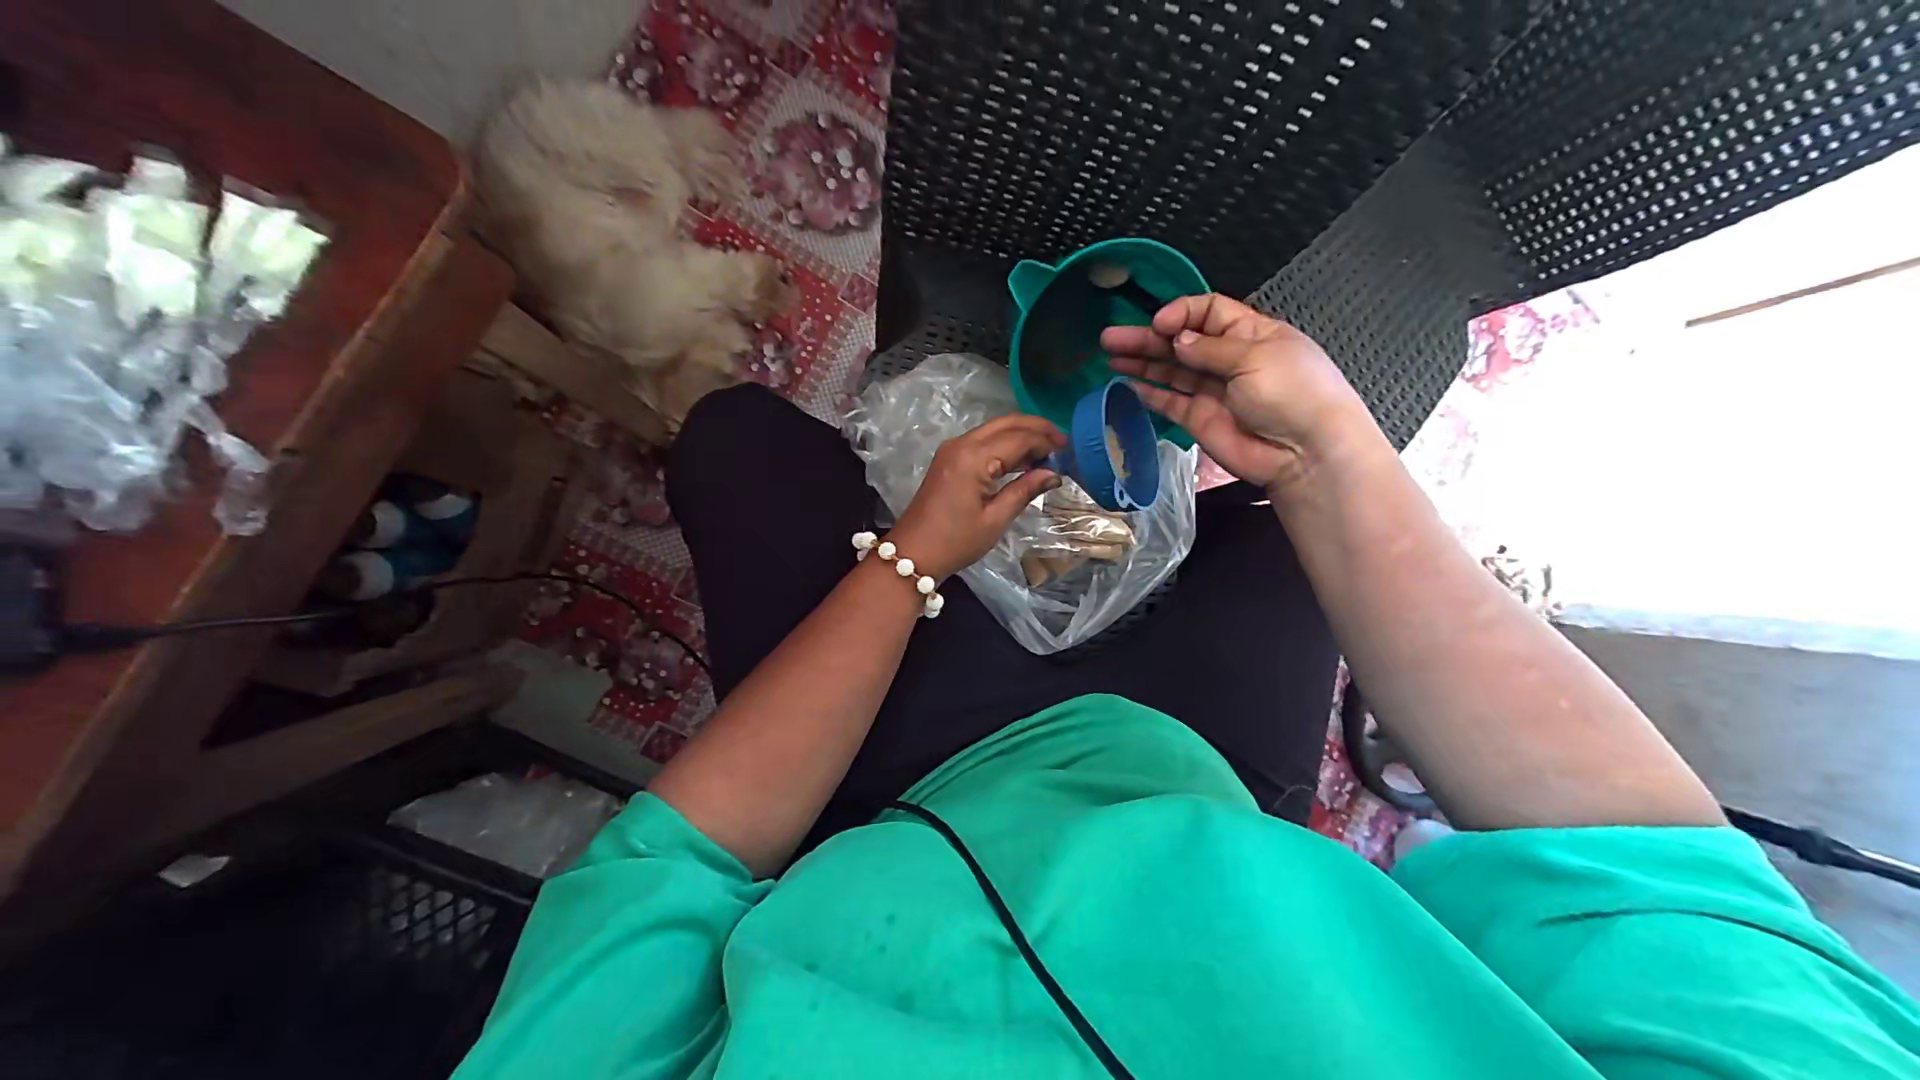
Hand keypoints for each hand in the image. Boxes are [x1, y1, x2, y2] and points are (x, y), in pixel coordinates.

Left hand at [888, 414, 1065, 578]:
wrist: (913, 553)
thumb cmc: (956, 541)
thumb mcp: (995, 519)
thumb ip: (1024, 491)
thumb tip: (1053, 474)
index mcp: (974, 457)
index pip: (1019, 438)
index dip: (1046, 441)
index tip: (1069, 450)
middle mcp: (962, 444)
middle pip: (1006, 423)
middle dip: (1036, 429)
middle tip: (1062, 442)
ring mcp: (953, 449)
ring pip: (994, 429)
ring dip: (1021, 435)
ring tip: (1048, 452)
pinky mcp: (949, 458)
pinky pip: (983, 441)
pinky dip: (1005, 444)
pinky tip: (1023, 460)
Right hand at [1101, 294, 1381, 492]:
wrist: (1305, 452)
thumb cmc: (1293, 393)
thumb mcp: (1255, 356)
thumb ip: (1210, 348)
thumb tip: (1177, 340)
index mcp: (1251, 333)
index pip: (1208, 312)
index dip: (1181, 313)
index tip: (1159, 323)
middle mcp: (1228, 359)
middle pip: (1181, 341)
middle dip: (1147, 337)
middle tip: (1112, 337)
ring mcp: (1212, 390)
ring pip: (1169, 370)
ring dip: (1141, 361)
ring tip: (1111, 355)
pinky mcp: (1199, 419)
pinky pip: (1168, 401)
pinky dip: (1148, 392)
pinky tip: (1126, 383)